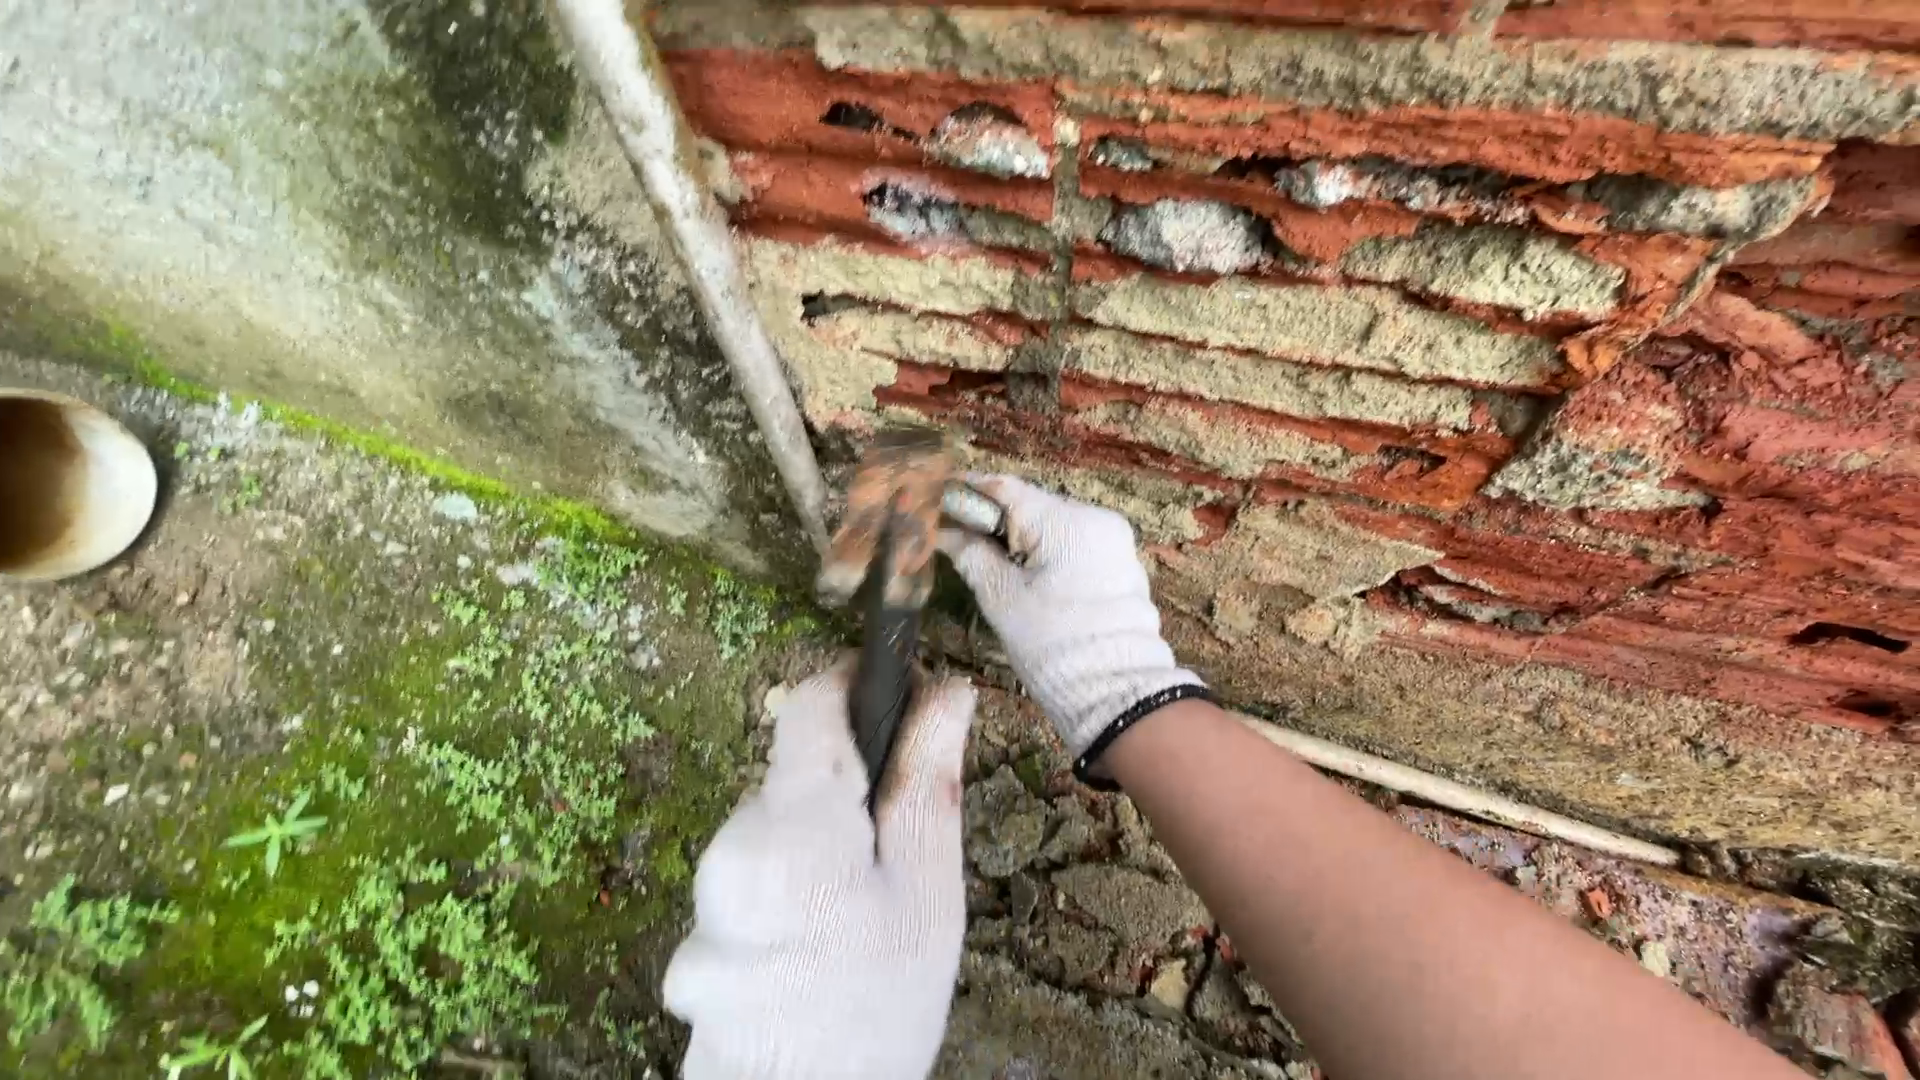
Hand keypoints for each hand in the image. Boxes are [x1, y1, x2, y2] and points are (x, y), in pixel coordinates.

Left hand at [663, 661, 975, 1079]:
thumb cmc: (881, 1002)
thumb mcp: (927, 890)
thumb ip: (927, 780)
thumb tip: (949, 687)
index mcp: (795, 823)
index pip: (808, 704)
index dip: (852, 691)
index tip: (890, 711)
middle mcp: (732, 845)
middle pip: (792, 773)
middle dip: (841, 793)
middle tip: (890, 854)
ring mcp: (704, 895)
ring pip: (773, 826)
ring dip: (814, 845)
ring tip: (854, 911)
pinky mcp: (690, 933)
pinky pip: (747, 879)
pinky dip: (783, 890)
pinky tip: (811, 944)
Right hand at [940, 475, 1203, 783]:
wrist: (1116, 693)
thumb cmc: (1052, 645)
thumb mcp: (1001, 598)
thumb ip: (971, 554)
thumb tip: (944, 531)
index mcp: (1068, 522)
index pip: (1006, 489)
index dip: (967, 492)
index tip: (937, 500)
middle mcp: (1098, 520)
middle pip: (1032, 505)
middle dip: (994, 520)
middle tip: (957, 536)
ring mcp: (1114, 542)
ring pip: (1053, 526)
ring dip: (1021, 538)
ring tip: (990, 561)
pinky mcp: (1121, 564)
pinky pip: (1075, 546)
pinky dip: (1047, 554)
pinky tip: (1027, 577)